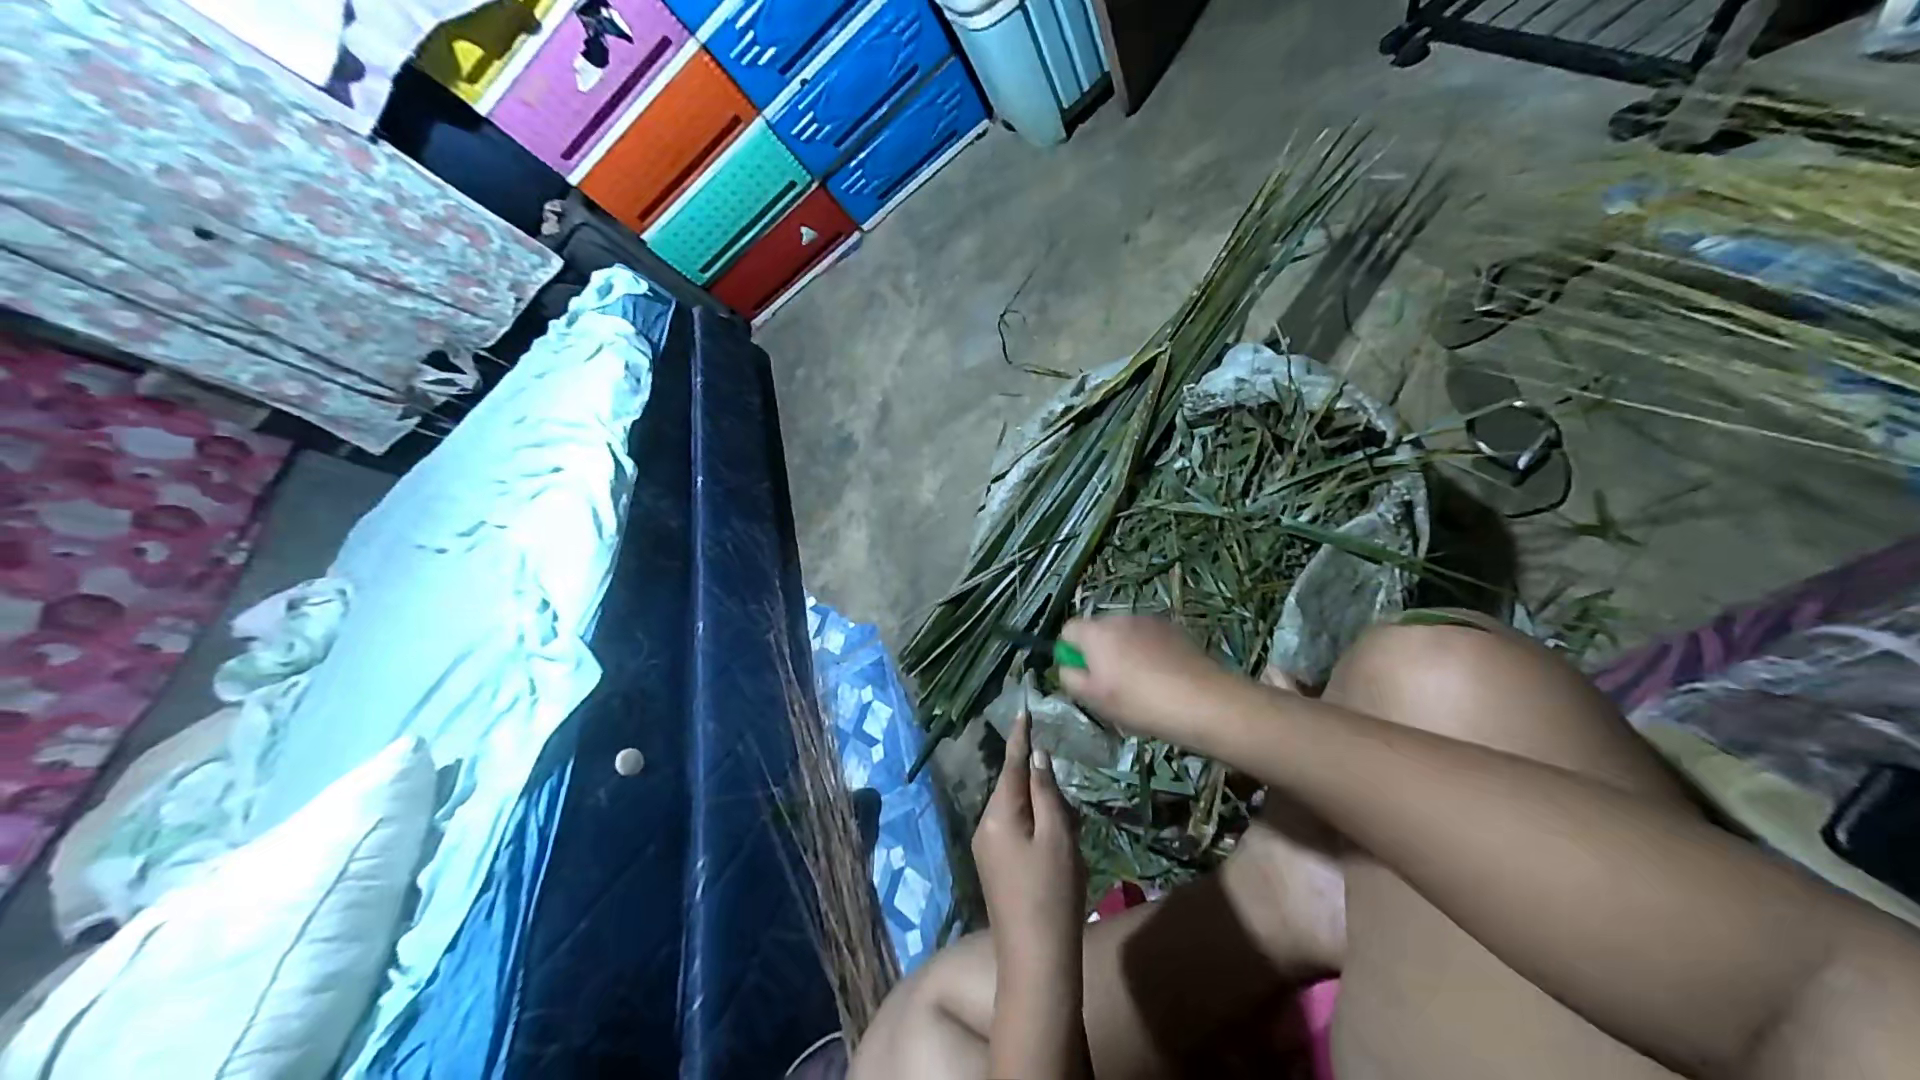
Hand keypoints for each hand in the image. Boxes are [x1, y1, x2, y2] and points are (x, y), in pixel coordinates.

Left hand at [973, 712, 1083, 954]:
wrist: (1035, 958)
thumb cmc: (1052, 891)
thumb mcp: (1057, 835)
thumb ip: (1046, 793)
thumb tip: (1036, 757)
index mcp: (997, 814)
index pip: (1012, 765)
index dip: (1020, 738)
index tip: (1023, 711)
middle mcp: (984, 826)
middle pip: (1013, 789)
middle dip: (1037, 782)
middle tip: (1066, 785)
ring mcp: (986, 850)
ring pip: (1015, 811)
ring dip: (1039, 807)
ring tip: (1068, 819)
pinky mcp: (994, 868)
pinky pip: (1014, 831)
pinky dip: (1034, 826)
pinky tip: (1056, 842)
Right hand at [1057, 615, 1250, 746]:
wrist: (1203, 701)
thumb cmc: (1140, 702)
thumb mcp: (1095, 699)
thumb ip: (1070, 679)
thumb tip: (1068, 667)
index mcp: (1096, 632)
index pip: (1068, 630)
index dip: (1071, 652)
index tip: (1084, 676)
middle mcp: (1120, 618)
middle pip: (1098, 630)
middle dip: (1099, 652)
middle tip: (1111, 685)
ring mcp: (1150, 620)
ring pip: (1125, 634)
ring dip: (1125, 652)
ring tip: (1141, 684)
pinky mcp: (1175, 629)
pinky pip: (1150, 638)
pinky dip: (1149, 652)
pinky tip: (1163, 678)